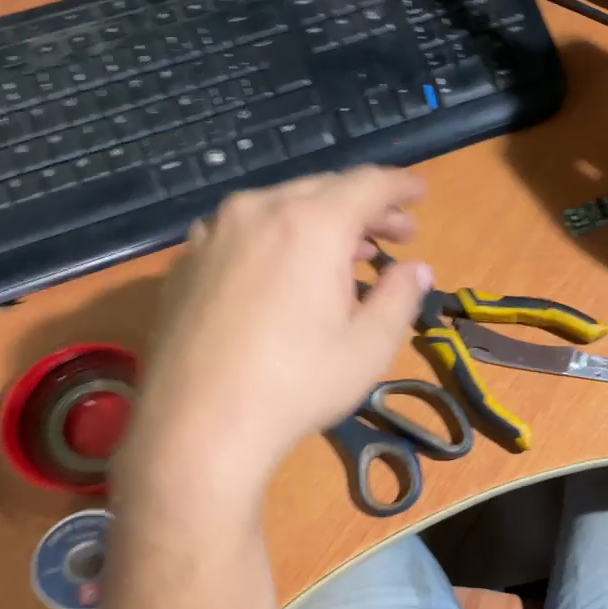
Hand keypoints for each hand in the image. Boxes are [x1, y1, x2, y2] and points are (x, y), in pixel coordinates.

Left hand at [120, 167, 432, 502]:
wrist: (201, 424)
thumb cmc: (300, 384)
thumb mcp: (370, 345)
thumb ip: (400, 296)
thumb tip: (416, 269)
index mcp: (312, 225)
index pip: (367, 184)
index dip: (401, 187)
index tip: (421, 195)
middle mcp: (259, 212)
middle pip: (323, 190)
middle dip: (365, 208)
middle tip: (396, 234)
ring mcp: (213, 233)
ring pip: (279, 207)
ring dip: (321, 222)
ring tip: (347, 256)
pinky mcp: (186, 262)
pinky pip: (244, 232)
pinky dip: (278, 240)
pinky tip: (287, 273)